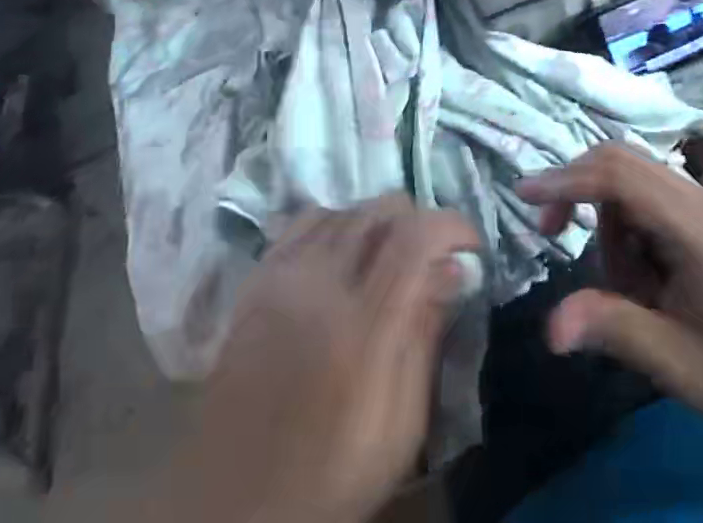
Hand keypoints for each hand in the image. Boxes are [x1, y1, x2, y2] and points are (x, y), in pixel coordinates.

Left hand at [176, 195, 478, 522]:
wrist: (231, 507)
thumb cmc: (331, 474)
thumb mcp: (402, 425)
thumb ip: (426, 337)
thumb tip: (453, 270)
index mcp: (362, 326)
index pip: (415, 236)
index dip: (453, 225)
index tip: (471, 247)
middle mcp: (318, 286)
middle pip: (379, 210)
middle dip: (420, 220)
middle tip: (434, 257)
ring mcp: (279, 281)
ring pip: (343, 210)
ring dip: (378, 222)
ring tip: (390, 257)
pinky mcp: (253, 287)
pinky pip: (300, 225)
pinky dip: (334, 224)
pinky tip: (342, 256)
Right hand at [518, 144, 702, 448]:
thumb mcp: (680, 362)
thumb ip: (613, 329)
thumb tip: (548, 328)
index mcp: (694, 225)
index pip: (619, 175)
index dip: (566, 178)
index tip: (522, 194)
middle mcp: (699, 201)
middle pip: (622, 163)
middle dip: (579, 189)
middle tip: (553, 236)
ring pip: (633, 186)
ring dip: (610, 227)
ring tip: (632, 295)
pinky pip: (651, 207)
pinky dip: (631, 235)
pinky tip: (647, 285)